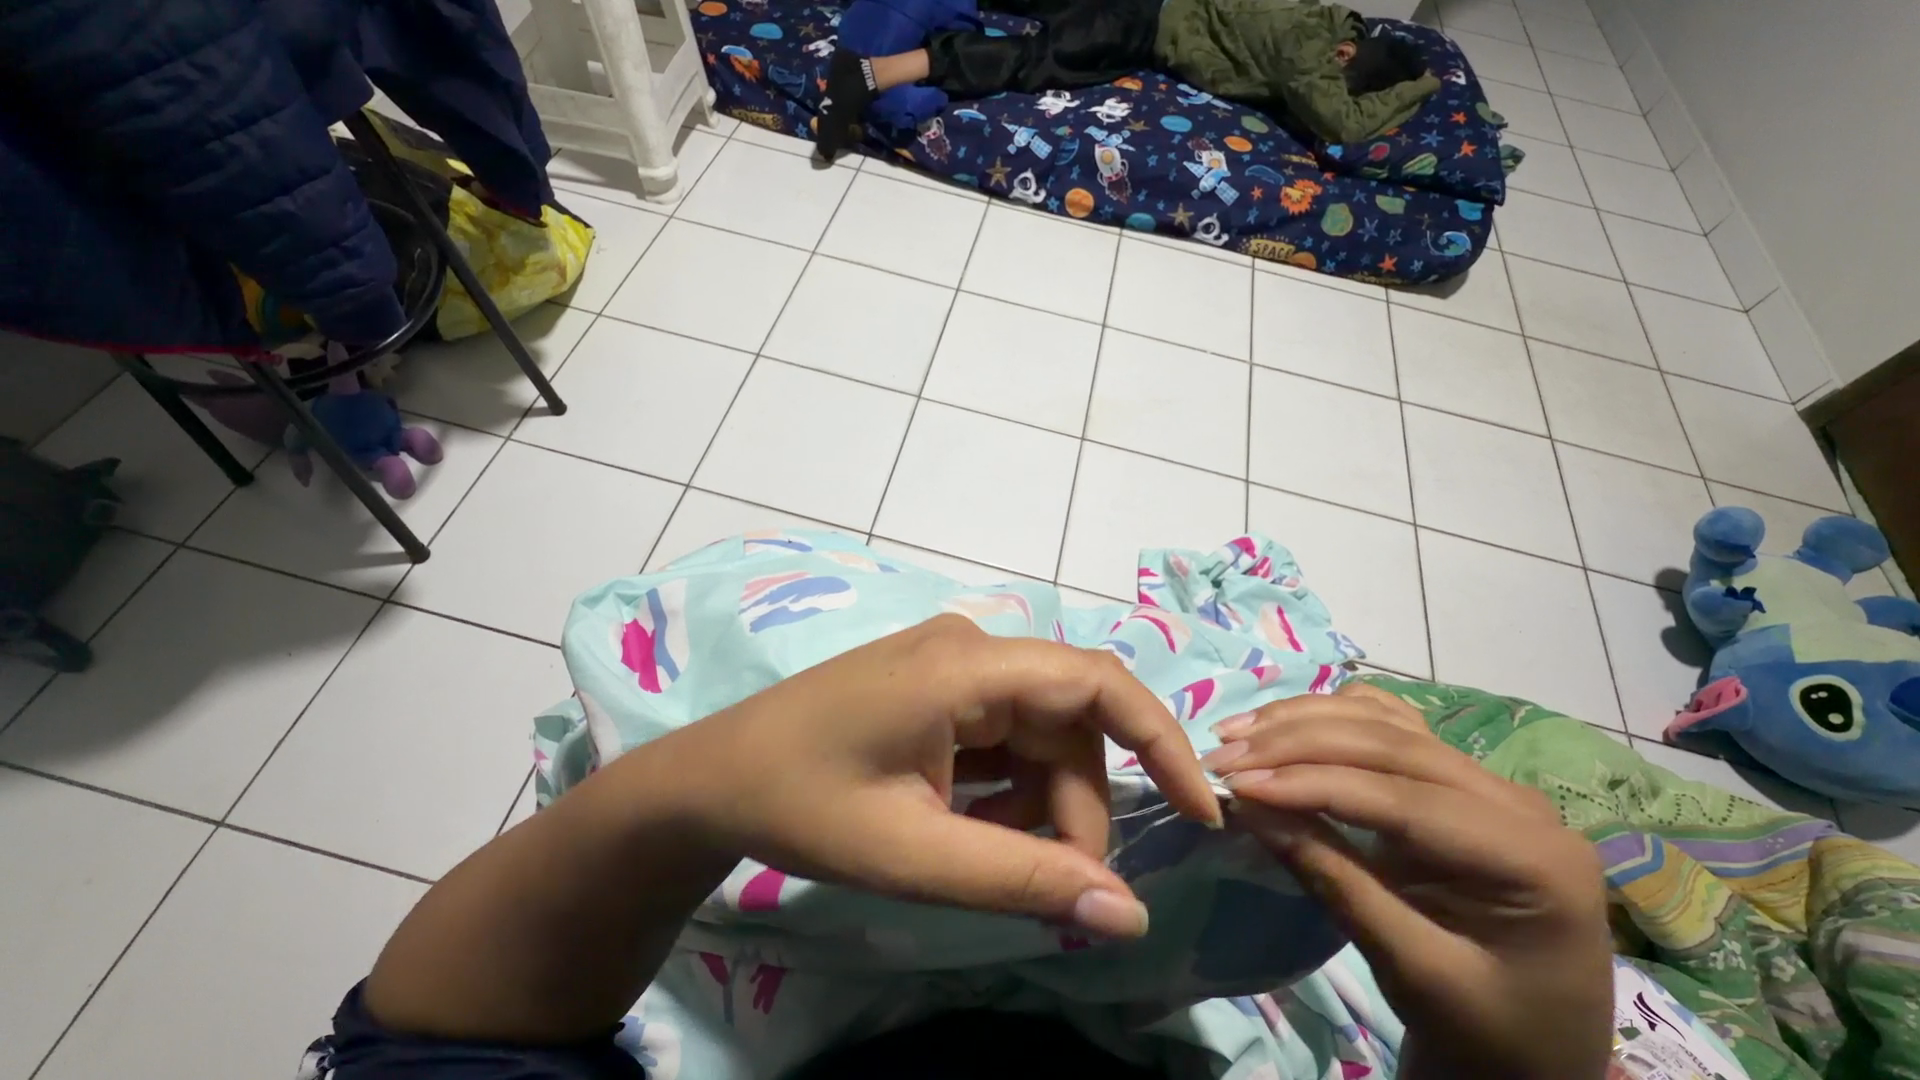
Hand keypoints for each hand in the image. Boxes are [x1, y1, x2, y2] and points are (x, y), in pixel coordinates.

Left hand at [660, 614, 1222, 937]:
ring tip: (995, 861)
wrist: (710, 780)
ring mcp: (950, 666)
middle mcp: (968, 649)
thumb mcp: (913, 854)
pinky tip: (971, 828)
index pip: (1097, 683)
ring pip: (1039, 735)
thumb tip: (1129, 915)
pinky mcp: (936, 688)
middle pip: (1068, 723)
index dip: (1160, 741)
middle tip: (1056, 885)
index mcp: (964, 666)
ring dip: (1040, 804)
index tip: (1198, 813)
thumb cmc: (802, 806)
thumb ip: (1023, 881)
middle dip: (1077, 806)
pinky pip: (1004, 736)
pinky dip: (1008, 790)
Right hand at [1202, 684, 1611, 1079]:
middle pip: (1391, 744)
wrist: (1533, 1052)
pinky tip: (1286, 725)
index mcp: (1531, 856)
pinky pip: (1392, 727)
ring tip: (1238, 734)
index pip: (1403, 798)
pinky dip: (1332, 718)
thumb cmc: (1482, 1028)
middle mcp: (1518, 802)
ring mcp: (1489, 783)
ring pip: (1386, 722)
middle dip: (1296, 745)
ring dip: (1306, 721)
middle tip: (1221, 758)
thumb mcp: (1411, 969)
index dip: (1311, 783)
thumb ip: (1335, 882)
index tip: (1236, 783)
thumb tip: (1249, 808)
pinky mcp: (1458, 781)